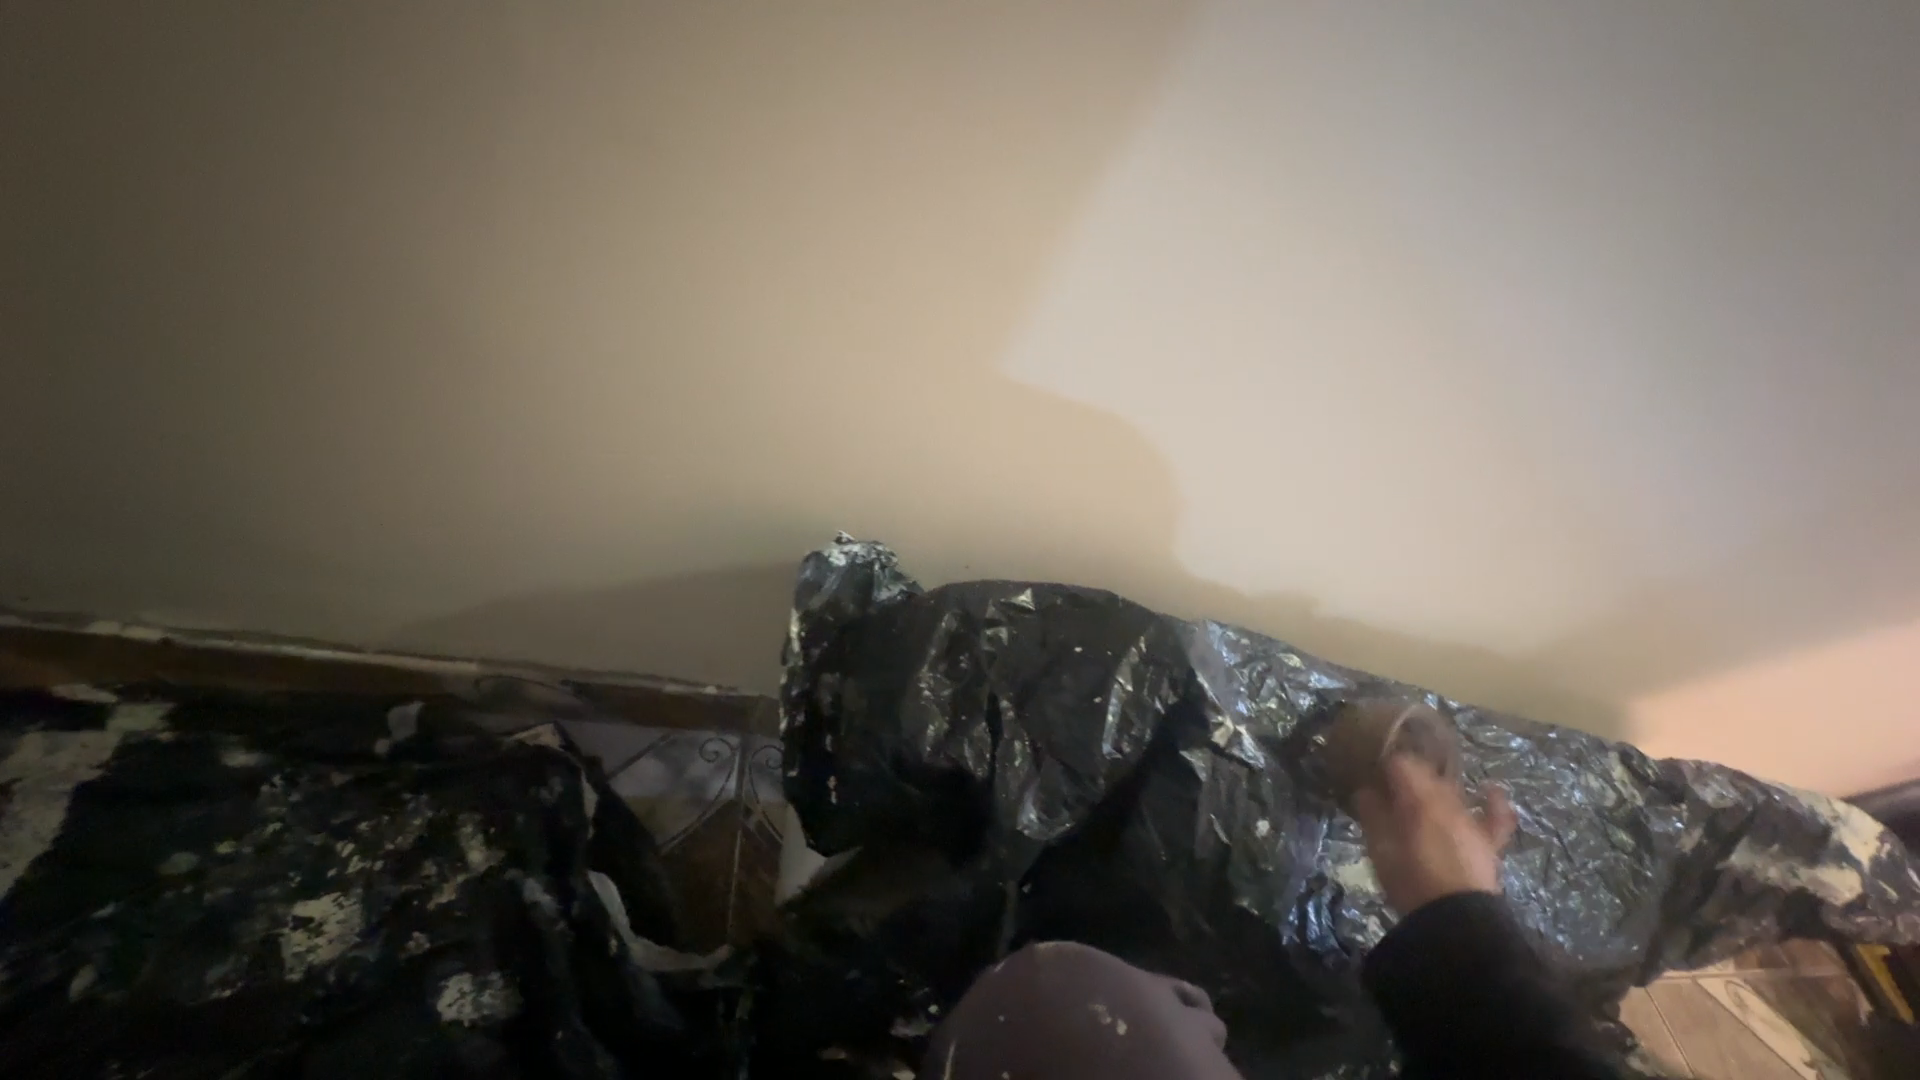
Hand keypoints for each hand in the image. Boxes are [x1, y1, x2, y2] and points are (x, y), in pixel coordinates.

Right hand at [1351, 755, 1518, 915]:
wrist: (1456, 920)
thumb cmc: (1409, 879)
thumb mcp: (1377, 846)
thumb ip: (1371, 812)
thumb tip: (1366, 790)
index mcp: (1417, 798)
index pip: (1400, 762)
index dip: (1383, 765)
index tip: (1370, 775)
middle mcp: (1447, 801)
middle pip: (1426, 772)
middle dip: (1407, 774)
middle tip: (1387, 788)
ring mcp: (1471, 820)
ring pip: (1453, 790)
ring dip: (1436, 786)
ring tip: (1419, 793)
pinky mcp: (1488, 841)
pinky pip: (1497, 815)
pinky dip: (1494, 800)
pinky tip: (1490, 789)